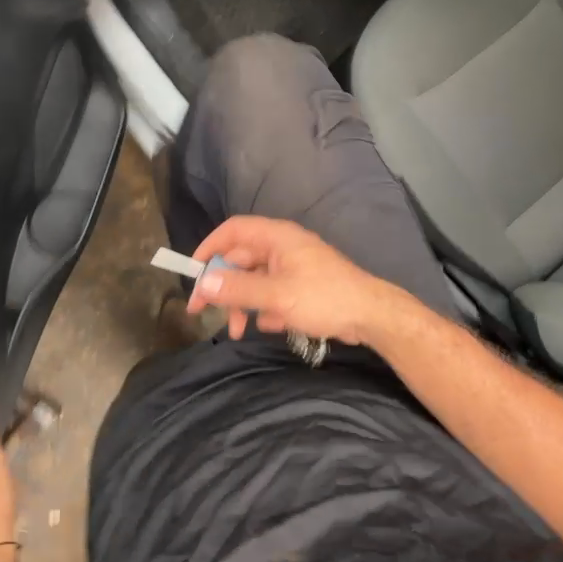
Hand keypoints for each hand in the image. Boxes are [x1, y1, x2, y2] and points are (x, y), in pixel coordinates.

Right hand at [191, 216, 421, 345]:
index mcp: (277, 237)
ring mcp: (293, 267)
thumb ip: (238, 289)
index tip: (193, 272)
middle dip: (223, 286)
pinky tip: (274, 326)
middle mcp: (283, 247)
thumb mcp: (277, 296)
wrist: (370, 315)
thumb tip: (203, 283)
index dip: (210, 247)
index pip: (233, 230)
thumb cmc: (324, 298)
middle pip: (241, 260)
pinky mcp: (302, 287)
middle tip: (202, 312)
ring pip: (255, 281)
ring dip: (243, 304)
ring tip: (239, 331)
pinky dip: (267, 310)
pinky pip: (273, 294)